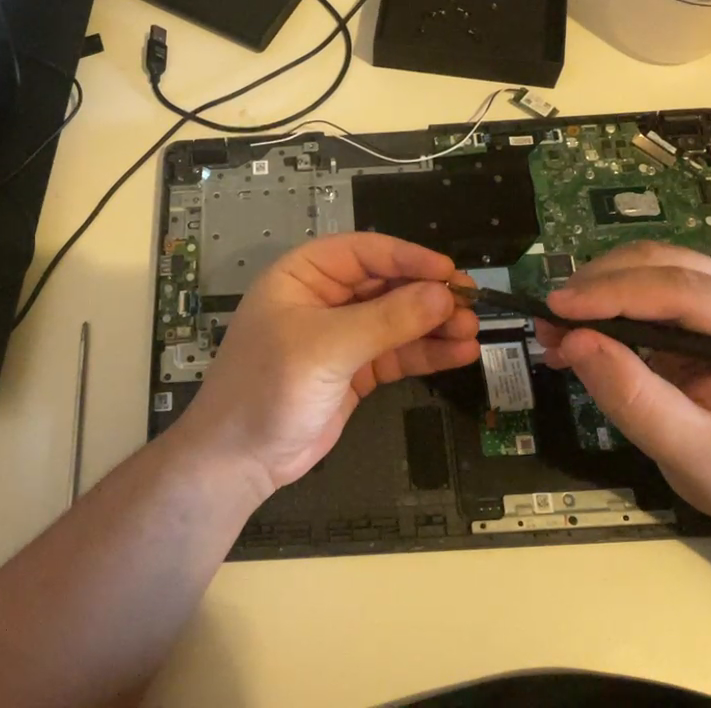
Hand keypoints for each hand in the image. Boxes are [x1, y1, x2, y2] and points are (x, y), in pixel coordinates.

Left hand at [173, 233, 480, 494]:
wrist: (239, 459)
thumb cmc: (269, 387)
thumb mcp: (326, 346)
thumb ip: (386, 319)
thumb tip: (442, 295)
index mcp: (304, 276)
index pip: (364, 252)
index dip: (408, 258)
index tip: (449, 273)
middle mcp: (325, 299)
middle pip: (386, 284)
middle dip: (428, 295)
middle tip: (470, 304)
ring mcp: (341, 336)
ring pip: (397, 319)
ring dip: (434, 325)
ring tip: (471, 332)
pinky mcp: (354, 370)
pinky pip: (397, 353)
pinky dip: (426, 353)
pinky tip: (459, 354)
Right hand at [537, 242, 710, 537]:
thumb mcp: (692, 454)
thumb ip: (635, 399)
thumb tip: (575, 342)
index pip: (684, 291)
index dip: (616, 292)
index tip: (557, 309)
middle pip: (665, 265)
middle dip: (599, 285)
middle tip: (547, 321)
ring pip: (651, 267)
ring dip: (596, 290)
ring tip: (554, 330)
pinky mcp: (703, 313)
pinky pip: (647, 292)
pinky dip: (605, 306)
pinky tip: (576, 336)